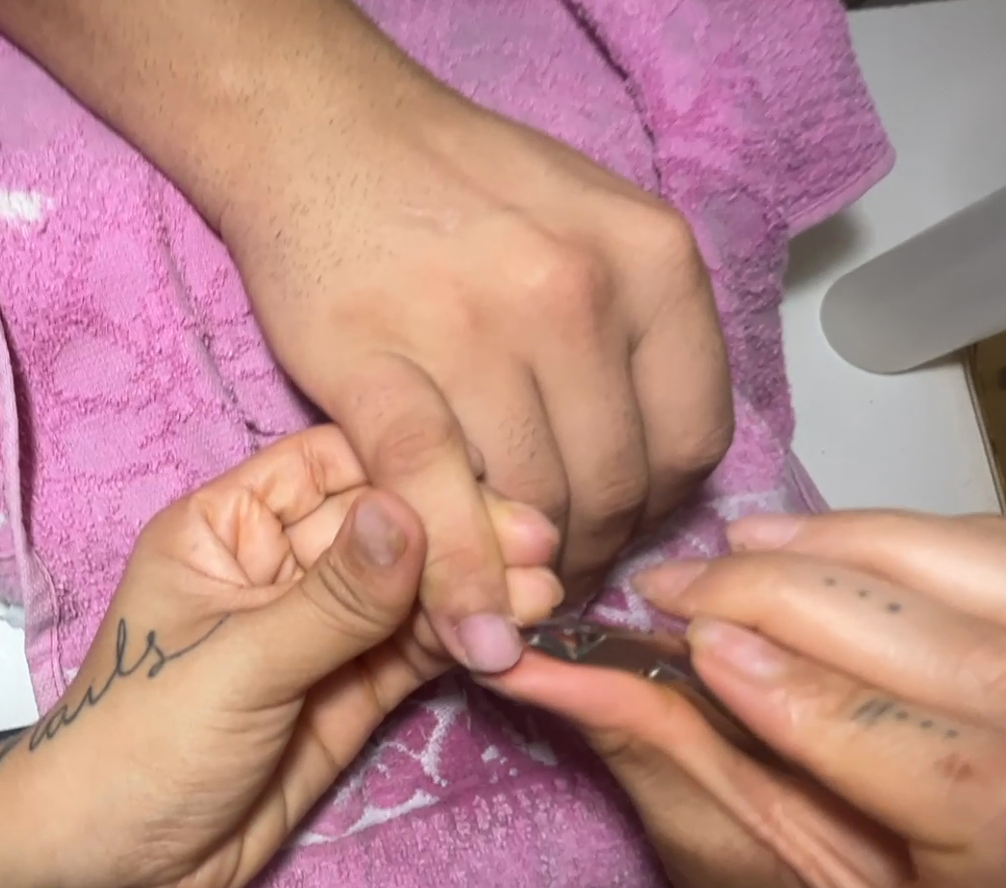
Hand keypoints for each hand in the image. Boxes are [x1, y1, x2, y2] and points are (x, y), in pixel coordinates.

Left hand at [0, 425, 561, 887]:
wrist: (119, 860)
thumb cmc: (144, 740)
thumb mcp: (237, 663)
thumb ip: (330, 598)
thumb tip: (411, 507)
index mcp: (223, 528)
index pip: (324, 467)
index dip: (400, 466)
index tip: (483, 481)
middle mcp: (272, 565)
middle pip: (376, 526)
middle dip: (451, 532)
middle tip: (539, 545)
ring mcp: (313, 629)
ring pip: (403, 590)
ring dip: (468, 588)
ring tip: (544, 589)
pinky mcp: (343, 688)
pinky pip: (409, 648)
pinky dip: (458, 640)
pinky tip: (515, 628)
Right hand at [218, 61, 730, 670]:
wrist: (317, 141)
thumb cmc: (439, 186)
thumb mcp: (575, 226)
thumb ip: (616, 333)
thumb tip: (616, 457)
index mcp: (647, 259)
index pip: (688, 441)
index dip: (649, 521)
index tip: (601, 545)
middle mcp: (577, 295)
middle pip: (606, 483)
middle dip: (575, 557)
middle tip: (533, 583)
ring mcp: (475, 332)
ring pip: (524, 500)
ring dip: (515, 570)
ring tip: (492, 591)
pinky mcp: (375, 368)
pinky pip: (431, 490)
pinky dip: (450, 573)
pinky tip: (464, 629)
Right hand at [491, 511, 1005, 887]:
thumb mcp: (744, 852)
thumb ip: (652, 750)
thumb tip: (527, 667)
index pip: (968, 782)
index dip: (816, 702)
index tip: (690, 647)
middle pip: (979, 656)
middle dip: (792, 600)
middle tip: (673, 585)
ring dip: (848, 544)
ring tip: (740, 545)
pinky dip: (914, 532)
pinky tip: (826, 547)